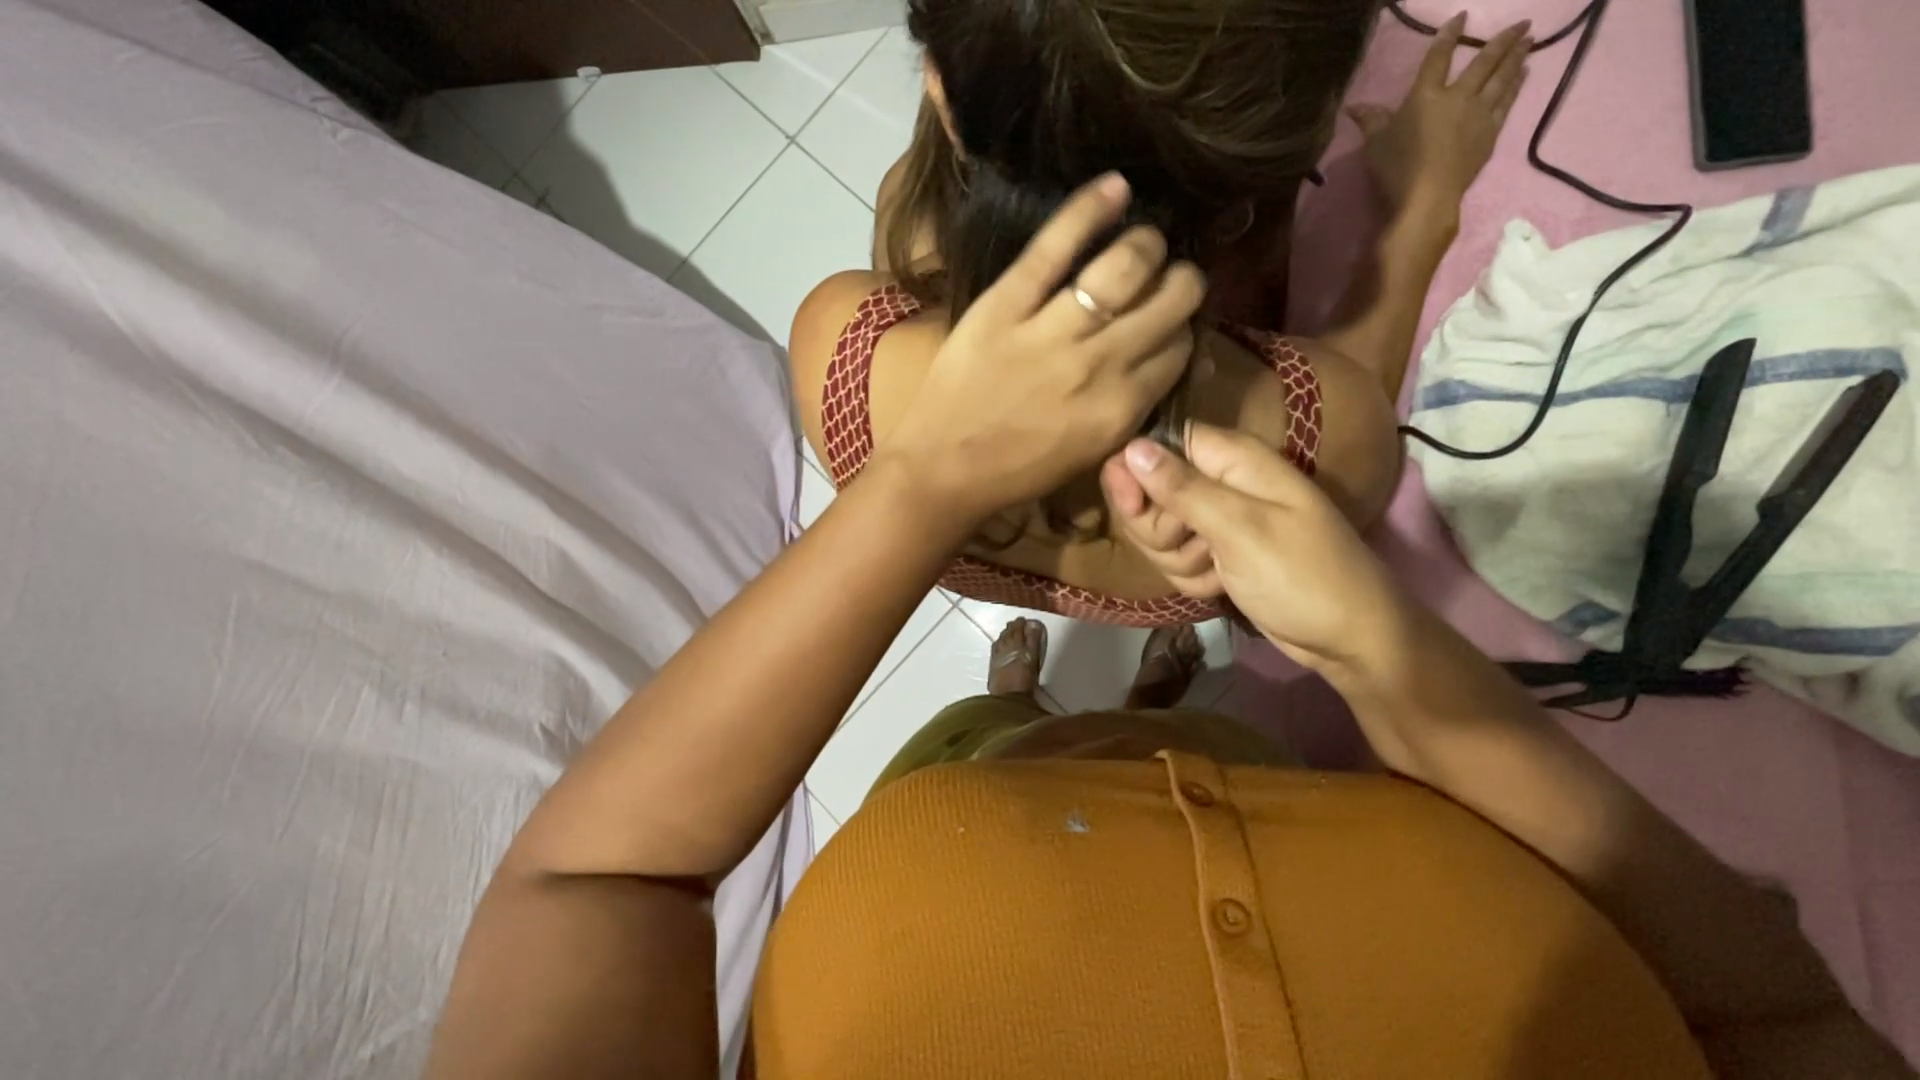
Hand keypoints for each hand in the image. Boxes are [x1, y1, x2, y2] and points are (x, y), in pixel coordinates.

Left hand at [874, 173, 1206, 523]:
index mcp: (1123, 407)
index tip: (1170, 317)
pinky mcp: (1005, 305)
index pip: (1181, 347)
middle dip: (1180, 279)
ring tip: (1141, 241)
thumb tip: (1173, 358)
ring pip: (1127, 265)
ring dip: (1146, 244)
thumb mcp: (1091, 451)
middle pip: (1171, 299)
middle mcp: (1101, 364)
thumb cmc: (1017, 471)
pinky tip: (1115, 187)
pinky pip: (1055, 246)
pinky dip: (1088, 209)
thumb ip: (1134, 405)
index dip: (1182, 326)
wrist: (943, 472)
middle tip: (1165, 274)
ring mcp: (1052, 331)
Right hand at [1100, 424, 1406, 671]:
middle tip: (1199, 547)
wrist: (1349, 638)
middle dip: (1161, 530)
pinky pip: (1177, 559)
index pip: (1156, 444)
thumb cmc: (1303, 576)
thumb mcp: (1241, 529)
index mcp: (1232, 458)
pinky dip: (1194, 578)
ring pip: (1159, 533)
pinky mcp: (1217, 554)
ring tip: (1220, 569)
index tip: (1134, 508)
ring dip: (1180, 560)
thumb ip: (1182, 488)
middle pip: (1150, 492)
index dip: (1135, 473)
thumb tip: (1131, 447)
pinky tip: (1224, 585)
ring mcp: (1218, 521)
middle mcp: (1221, 482)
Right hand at [1347, 15, 1531, 214]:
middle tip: (1523, 23)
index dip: (1449, 35)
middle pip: (1484, 61)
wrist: (1427, 198)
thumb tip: (1353, 107)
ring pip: (1502, 78)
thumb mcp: (1375, 144)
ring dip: (1517, 57)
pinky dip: (1516, 86)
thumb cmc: (1396, 168)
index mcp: (1426, 95)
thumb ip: (1370, 120)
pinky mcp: (1490, 133)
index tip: (1462, 17)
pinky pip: (1507, 102)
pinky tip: (1523, 75)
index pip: (1439, 57)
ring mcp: (1479, 114)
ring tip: (1529, 42)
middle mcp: (1458, 96)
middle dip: (1503, 40)